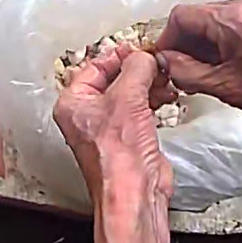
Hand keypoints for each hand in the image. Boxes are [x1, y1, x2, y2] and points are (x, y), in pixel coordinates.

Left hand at [53, 48, 175, 242]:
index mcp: (73, 103)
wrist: (134, 193)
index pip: (93, 67)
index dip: (117, 56)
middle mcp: (86, 115)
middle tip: (156, 63)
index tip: (138, 49)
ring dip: (148, 84)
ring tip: (166, 78)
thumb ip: (136, 69)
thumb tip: (143, 57)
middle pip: (112, 80)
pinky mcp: (127, 138)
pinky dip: (153, 99)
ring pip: (128, 94)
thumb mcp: (127, 98)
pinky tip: (168, 95)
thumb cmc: (119, 155)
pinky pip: (139, 110)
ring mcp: (106, 128)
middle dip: (137, 70)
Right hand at [156, 0, 241, 160]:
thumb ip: (185, 71)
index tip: (165, 59)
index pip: (182, 16)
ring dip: (206, 43)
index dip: (167, 40)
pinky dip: (225, 40)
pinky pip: (237, 21)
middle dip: (187, 43)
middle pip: (200, 16)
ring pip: (217, 19)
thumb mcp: (226, 88)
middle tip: (182, 70)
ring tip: (207, 71)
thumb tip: (164, 62)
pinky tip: (228, 64)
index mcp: (236, 18)